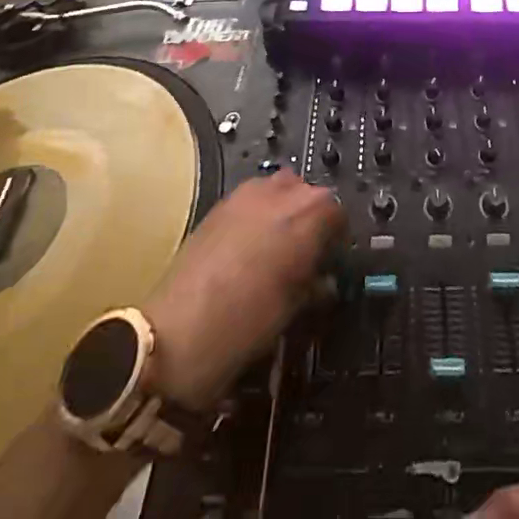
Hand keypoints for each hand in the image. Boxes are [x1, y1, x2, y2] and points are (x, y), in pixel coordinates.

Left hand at [140, 173, 344, 408]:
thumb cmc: (246, 321)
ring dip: (284, 211)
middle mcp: (276, 194)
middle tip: (309, 255)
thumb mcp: (295, 306)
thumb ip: (315, 281)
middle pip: (307, 192)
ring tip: (279, 249)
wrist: (180, 329)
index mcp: (305, 215)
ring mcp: (243, 195)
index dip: (338, 237)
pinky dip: (258, 216)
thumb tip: (322, 277)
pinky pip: (250, 200)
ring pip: (277, 189)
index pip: (338, 210)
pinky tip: (251, 248)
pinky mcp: (218, 205)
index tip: (334, 259)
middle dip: (312, 218)